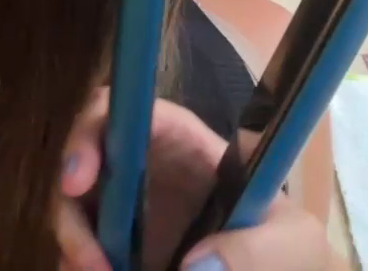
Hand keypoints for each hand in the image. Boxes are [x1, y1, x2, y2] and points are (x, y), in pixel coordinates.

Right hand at [54, 93, 329, 270]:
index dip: (91, 131)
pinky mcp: (122, 254)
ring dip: (75, 247)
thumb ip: (261, 250)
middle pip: (83, 163)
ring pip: (75, 215)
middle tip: (90, 262)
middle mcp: (143, 170)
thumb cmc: (292, 250)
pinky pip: (82, 254)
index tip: (76, 180)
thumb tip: (196, 268)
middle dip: (70, 209)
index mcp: (181, 144)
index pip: (124, 111)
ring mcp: (128, 215)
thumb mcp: (296, 244)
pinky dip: (80, 264)